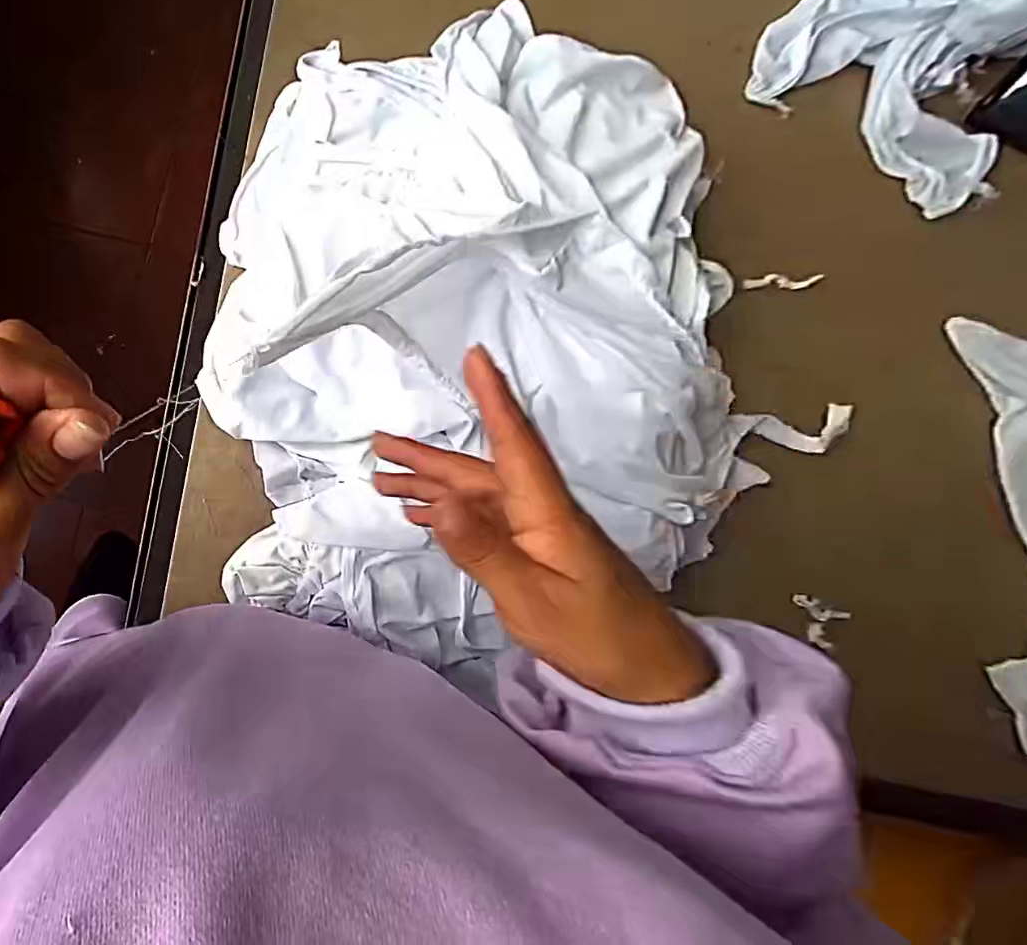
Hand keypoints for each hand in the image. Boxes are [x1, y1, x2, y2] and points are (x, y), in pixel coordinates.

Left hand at [0, 321, 120, 631]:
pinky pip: (19, 388)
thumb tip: (89, 422)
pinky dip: (53, 410)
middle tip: (89, 437)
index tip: (94, 424)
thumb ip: (35, 472)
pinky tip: (59, 447)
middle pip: (4, 349)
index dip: (51, 382)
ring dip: (59, 398)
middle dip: (59, 387)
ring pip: (19, 362)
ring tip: (73, 450)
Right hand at [372, 346, 714, 703]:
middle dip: (426, 456)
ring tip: (384, 480)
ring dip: (429, 485)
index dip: (492, 396)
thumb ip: (481, 548)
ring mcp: (533, 530)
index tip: (475, 356)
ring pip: (473, 495)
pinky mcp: (531, 549)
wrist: (646, 671)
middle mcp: (536, 508)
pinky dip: (449, 514)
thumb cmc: (594, 633)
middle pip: (476, 470)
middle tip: (380, 443)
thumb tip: (436, 500)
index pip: (513, 440)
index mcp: (544, 508)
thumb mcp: (530, 597)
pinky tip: (423, 515)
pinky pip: (481, 521)